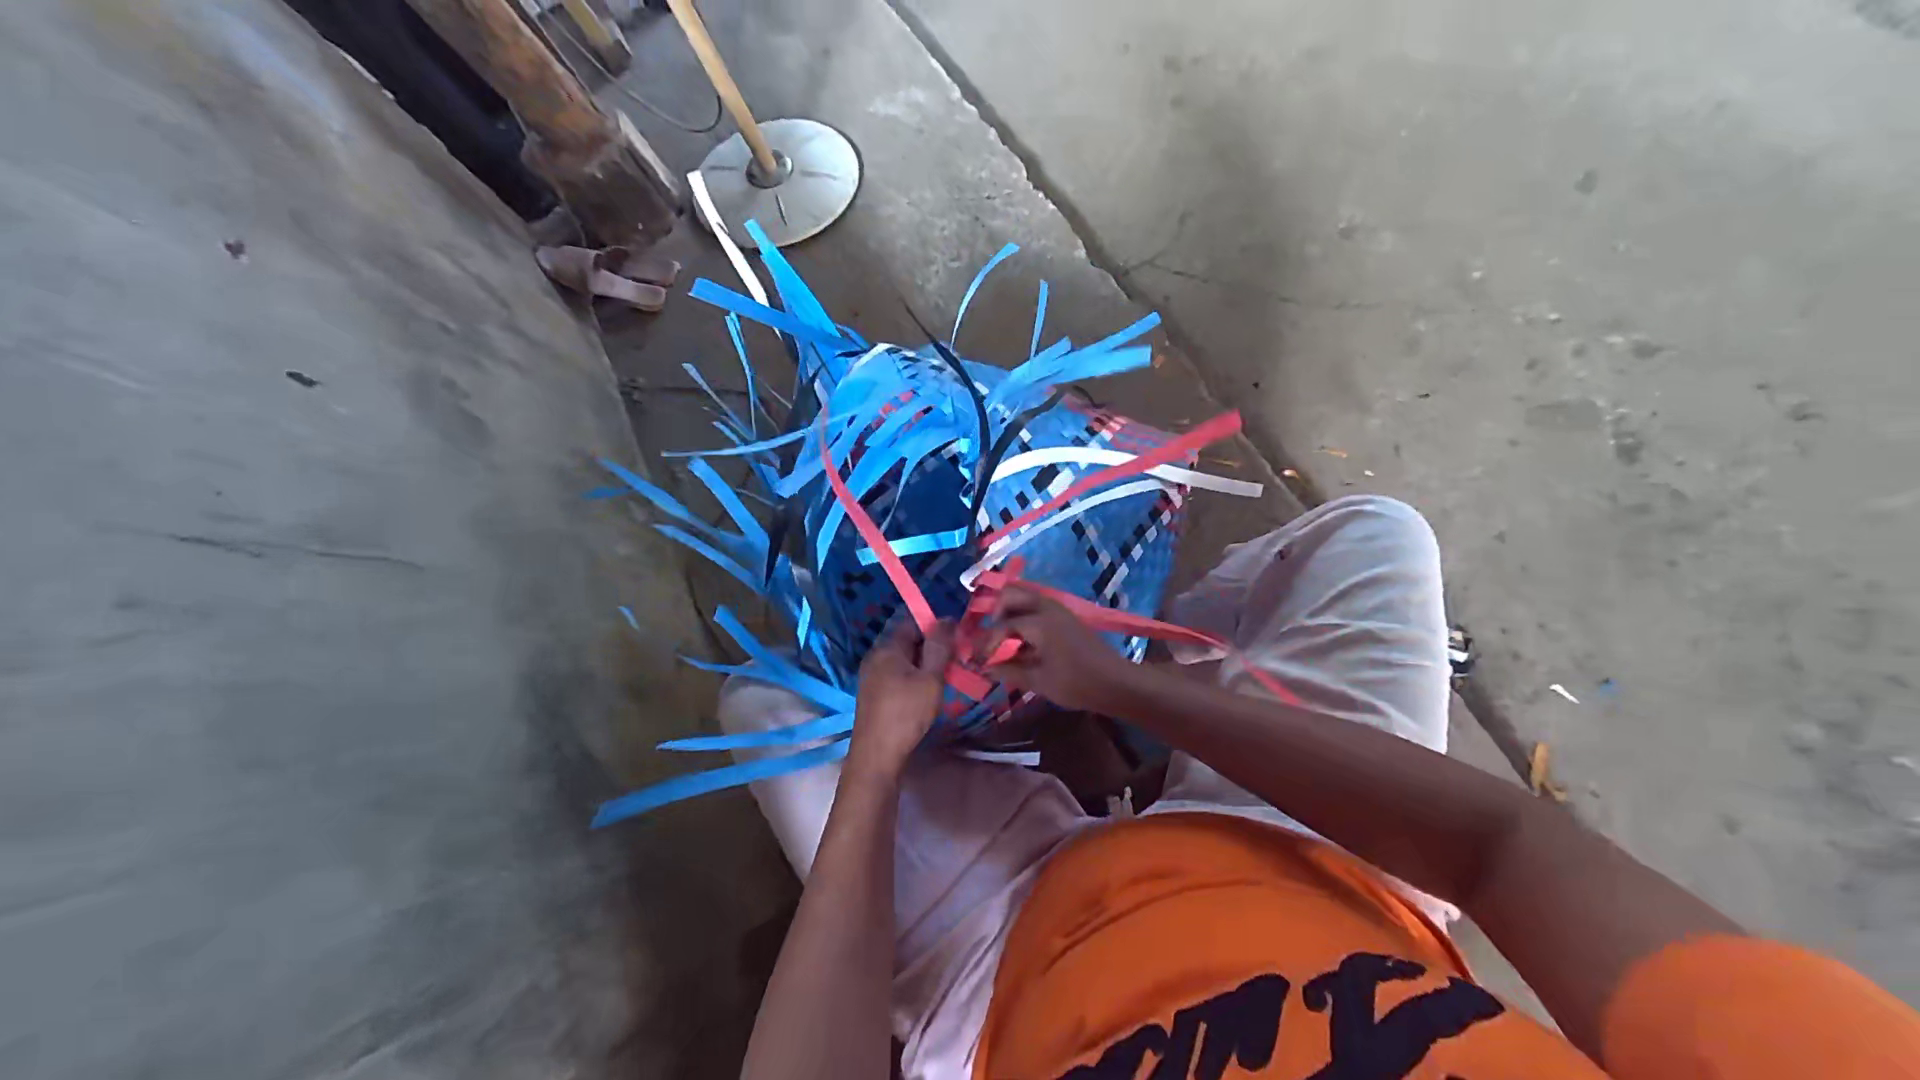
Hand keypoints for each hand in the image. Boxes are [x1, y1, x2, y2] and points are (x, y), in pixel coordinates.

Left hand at [847, 620, 953, 779]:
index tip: (955, 635)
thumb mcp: (930, 678)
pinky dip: (911, 674)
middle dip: (929, 643)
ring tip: (943, 673)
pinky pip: (894, 672)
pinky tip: (924, 689)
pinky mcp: (872, 692)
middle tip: (953, 656)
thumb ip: (939, 647)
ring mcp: (870, 674)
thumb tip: (945, 618)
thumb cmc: (906, 713)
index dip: (934, 623)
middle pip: (905, 638)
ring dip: (921, 661)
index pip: (911, 620)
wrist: (876, 755)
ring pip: (901, 657)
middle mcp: (874, 655)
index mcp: (887, 646)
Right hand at [981, 587, 1134, 712]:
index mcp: (1039, 622)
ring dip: (1009, 612)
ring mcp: (1057, 609)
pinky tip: (1020, 640)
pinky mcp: (1064, 616)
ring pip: (1024, 596)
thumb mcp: (1038, 682)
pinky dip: (1022, 615)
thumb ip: (1008, 671)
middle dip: (995, 612)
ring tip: (1003, 639)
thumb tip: (984, 667)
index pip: (1002, 625)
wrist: (1116, 682)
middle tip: (991, 638)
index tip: (978, 659)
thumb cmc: (1077, 684)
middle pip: (1011, 593)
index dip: (987, 643)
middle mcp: (1046, 607)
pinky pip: (1035, 605)